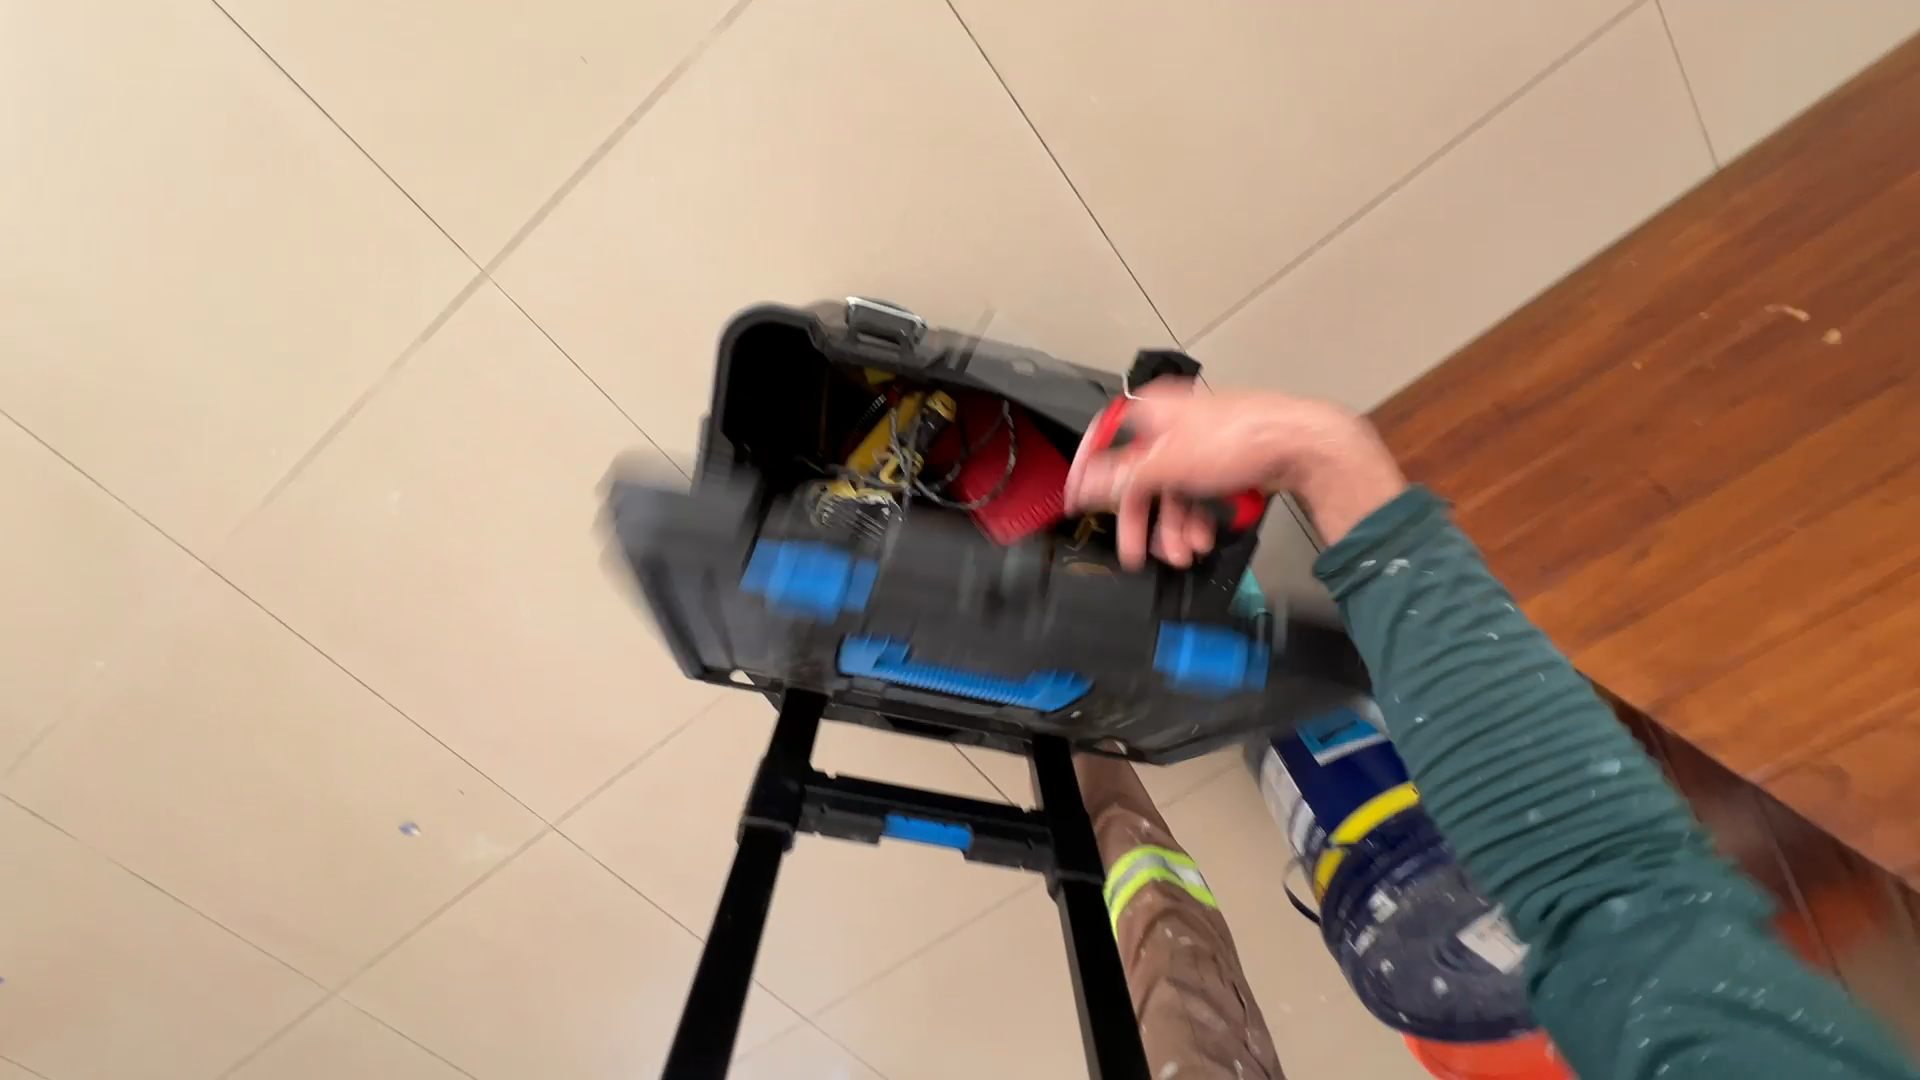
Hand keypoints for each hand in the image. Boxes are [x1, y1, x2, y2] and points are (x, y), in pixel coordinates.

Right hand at [1062, 382, 1407, 569]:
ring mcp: (1197, 447)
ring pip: (1169, 494)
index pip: (1103, 437)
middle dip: (1140, 520)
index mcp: (1151, 412)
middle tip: (1133, 553)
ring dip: (1173, 530)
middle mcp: (1170, 427)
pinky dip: (1196, 522)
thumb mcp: (1166, 463)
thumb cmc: (1240, 438)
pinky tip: (1203, 539)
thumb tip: (1083, 485)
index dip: (1086, 471)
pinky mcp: (1220, 465)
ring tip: (1183, 553)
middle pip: (1138, 477)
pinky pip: (1194, 497)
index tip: (1077, 500)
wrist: (1303, 445)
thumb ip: (1120, 477)